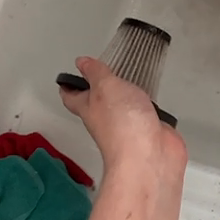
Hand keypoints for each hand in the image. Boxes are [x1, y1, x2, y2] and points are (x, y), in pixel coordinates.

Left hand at [59, 57, 186, 181]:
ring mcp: (129, 127)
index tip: (65, 79)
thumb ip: (96, 73)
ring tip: (127, 85)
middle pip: (97, 105)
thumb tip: (82, 63)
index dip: (67, 87)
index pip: (72, 97)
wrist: (149, 156)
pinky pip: (147, 117)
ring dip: (125, 99)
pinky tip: (153, 102)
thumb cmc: (122, 124)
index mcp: (89, 108)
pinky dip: (149, 109)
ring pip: (123, 110)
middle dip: (97, 92)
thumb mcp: (106, 87)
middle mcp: (107, 120)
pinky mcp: (151, 132)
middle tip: (97, 78)